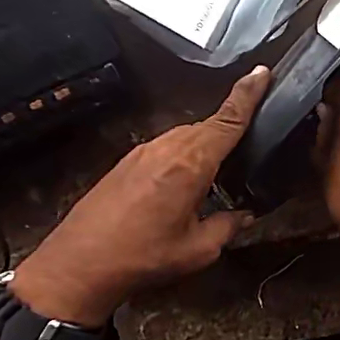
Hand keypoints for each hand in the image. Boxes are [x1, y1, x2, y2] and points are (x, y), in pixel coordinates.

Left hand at [11, 66, 270, 324]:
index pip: (228, 120)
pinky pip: (167, 147)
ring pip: (187, 136)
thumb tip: (244, 216)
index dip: (248, 94)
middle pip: (209, 126)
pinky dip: (185, 155)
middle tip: (251, 145)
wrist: (76, 266)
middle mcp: (166, 149)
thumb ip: (228, 226)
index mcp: (190, 165)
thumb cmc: (140, 258)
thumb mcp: (198, 249)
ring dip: (206, 146)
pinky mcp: (127, 162)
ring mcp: (143, 152)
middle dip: (231, 128)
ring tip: (219, 173)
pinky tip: (186, 183)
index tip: (262, 72)